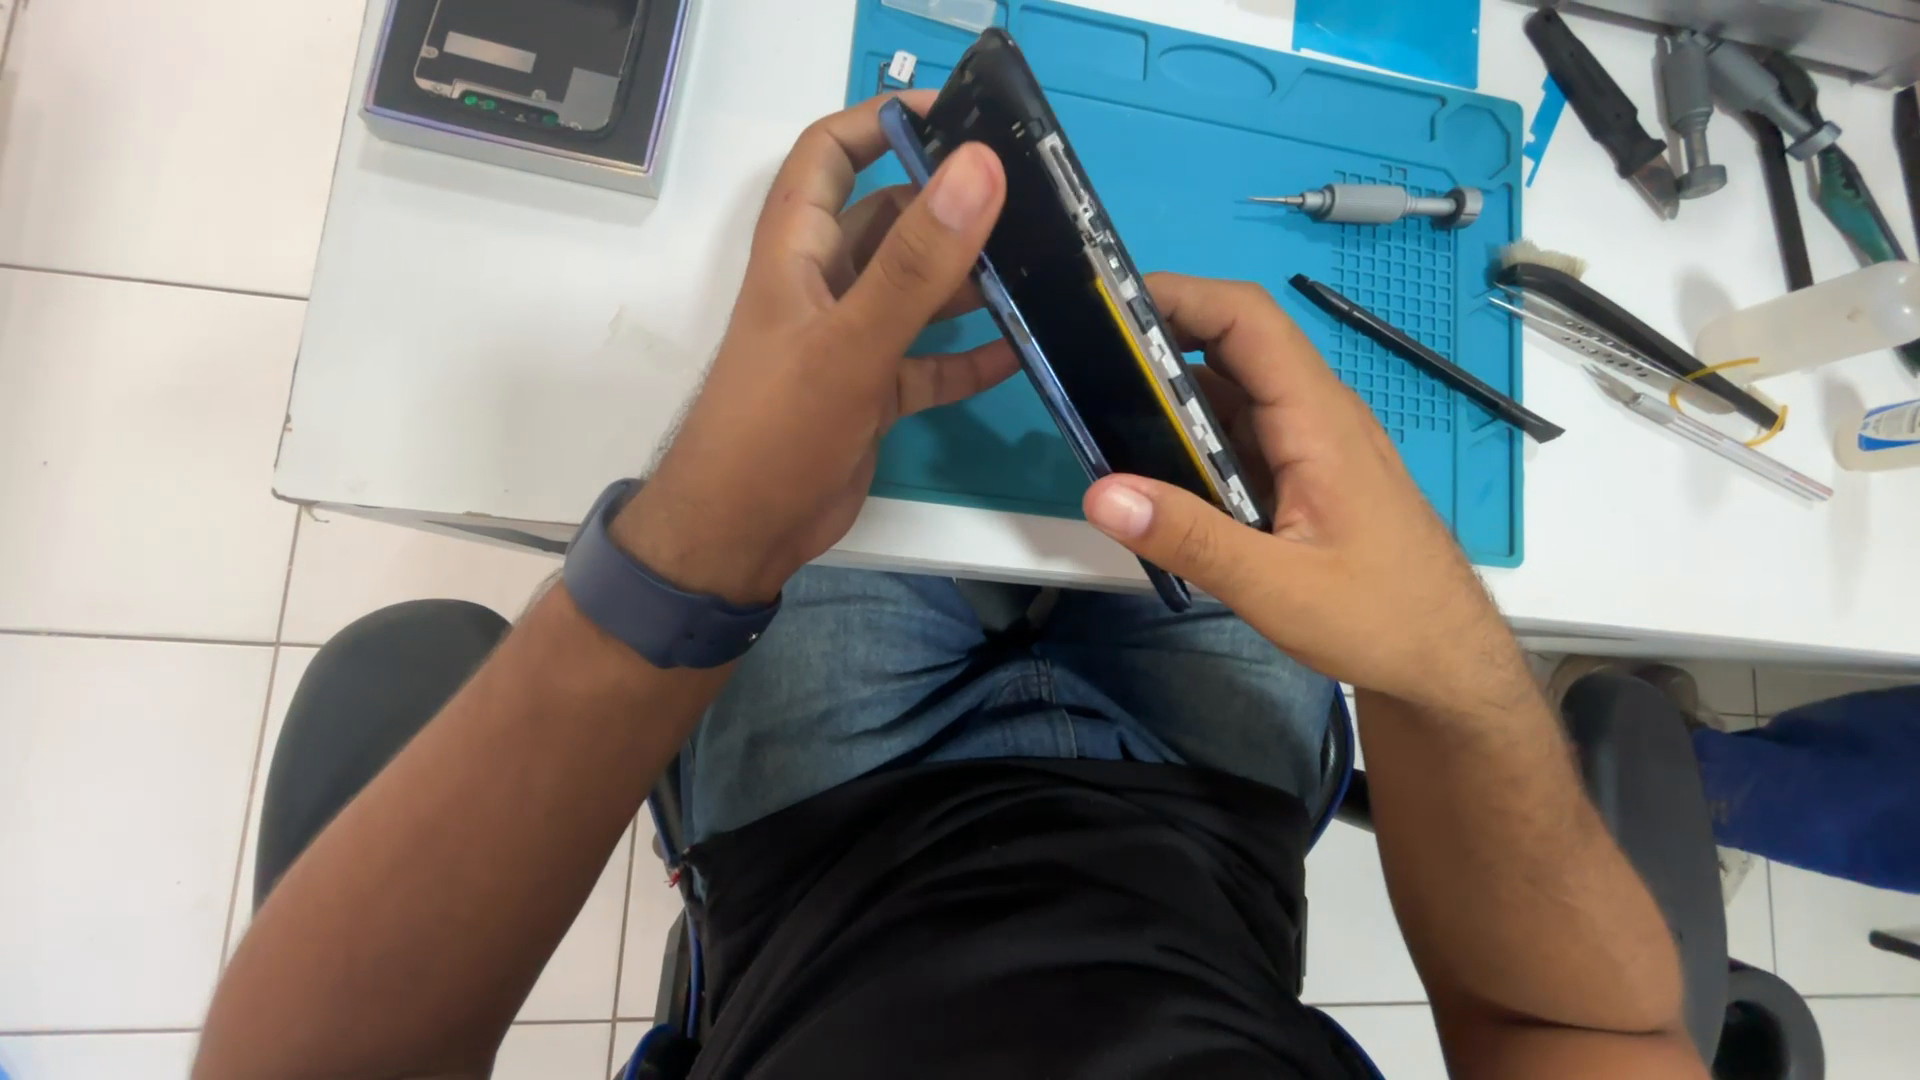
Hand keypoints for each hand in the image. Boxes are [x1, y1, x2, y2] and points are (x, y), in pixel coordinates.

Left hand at [613, 94, 1012, 603]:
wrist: (746, 531)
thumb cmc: (779, 428)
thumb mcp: (849, 342)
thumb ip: (914, 264)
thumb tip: (976, 170)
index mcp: (798, 252)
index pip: (832, 155)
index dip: (883, 122)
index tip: (957, 116)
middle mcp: (825, 287)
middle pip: (890, 224)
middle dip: (950, 208)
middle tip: (1027, 201)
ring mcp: (850, 343)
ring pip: (916, 296)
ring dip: (968, 285)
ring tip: (1037, 272)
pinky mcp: (872, 393)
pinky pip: (929, 364)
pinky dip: (968, 359)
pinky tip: (1019, 353)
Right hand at [1081, 275, 1529, 713]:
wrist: (1442, 659)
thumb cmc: (1378, 618)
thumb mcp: (1275, 585)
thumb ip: (1188, 538)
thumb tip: (1100, 494)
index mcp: (1317, 419)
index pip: (1249, 320)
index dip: (1182, 295)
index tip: (1110, 304)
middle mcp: (1313, 415)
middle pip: (1234, 347)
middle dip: (1159, 340)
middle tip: (1085, 359)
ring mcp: (1307, 444)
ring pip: (1231, 393)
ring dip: (1170, 393)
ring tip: (1100, 406)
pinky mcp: (1299, 474)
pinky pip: (1236, 434)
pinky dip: (1188, 436)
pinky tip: (1150, 466)